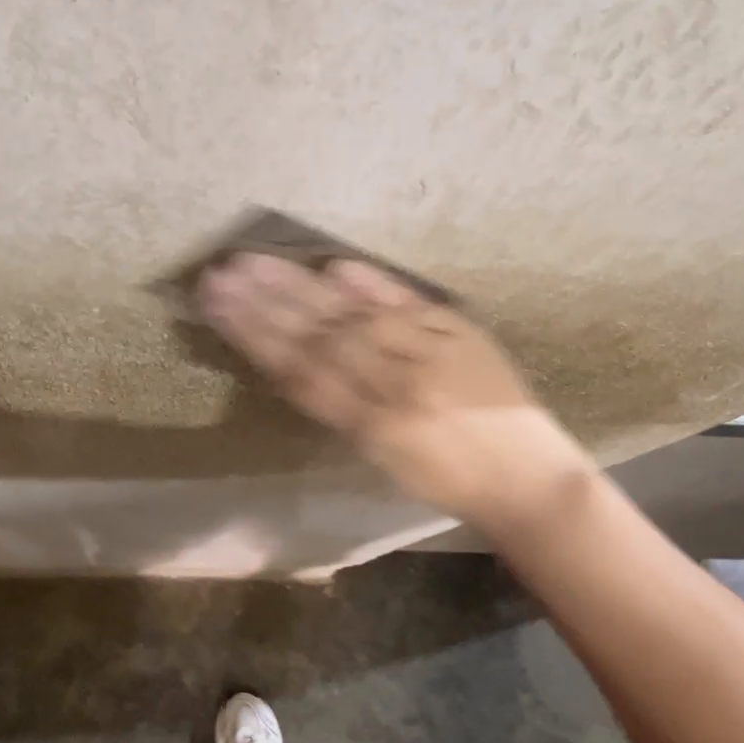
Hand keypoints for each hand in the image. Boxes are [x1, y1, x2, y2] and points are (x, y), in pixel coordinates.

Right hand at [199, 253, 593, 529]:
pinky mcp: (463, 333)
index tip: (215, 304)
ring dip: (302, 287)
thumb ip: (336, 408)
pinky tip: (335, 265)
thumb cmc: (447, 480)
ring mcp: (432, 353)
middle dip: (265, 304)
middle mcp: (396, 385)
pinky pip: (409, 305)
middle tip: (220, 272)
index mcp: (372, 425)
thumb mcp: (382, 458)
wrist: (527, 480)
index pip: (300, 371)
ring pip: (355, 317)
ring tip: (255, 261)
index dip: (253, 336)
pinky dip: (371, 284)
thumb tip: (289, 361)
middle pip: (319, 337)